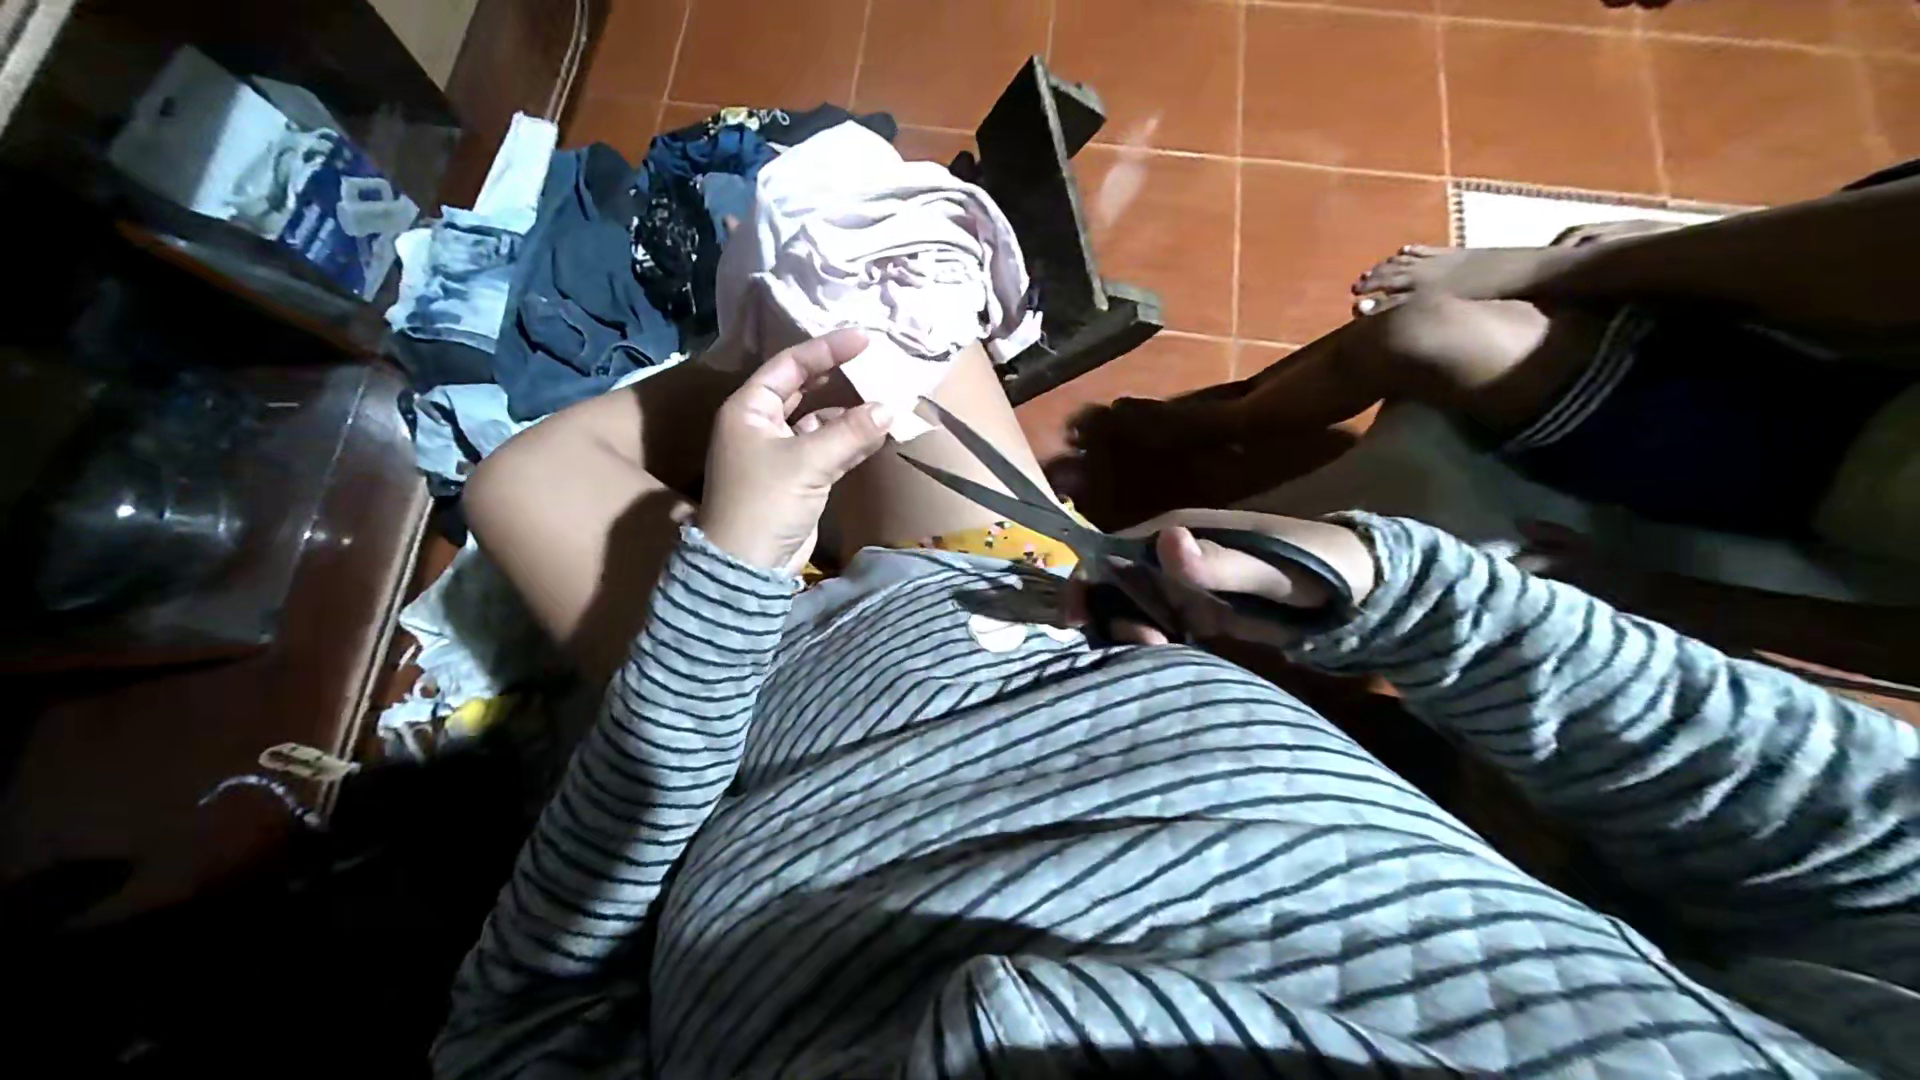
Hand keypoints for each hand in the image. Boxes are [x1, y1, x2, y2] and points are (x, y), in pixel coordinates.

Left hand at [698, 329, 891, 573]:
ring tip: (886, 402)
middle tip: (875, 365)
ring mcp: (781, 452)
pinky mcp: (798, 477)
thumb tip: (889, 409)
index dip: (826, 350)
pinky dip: (851, 441)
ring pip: (820, 421)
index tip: (863, 339)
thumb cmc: (765, 503)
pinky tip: (878, 434)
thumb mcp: (807, 462)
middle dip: (839, 378)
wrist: (749, 566)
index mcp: (749, 409)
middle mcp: (762, 424)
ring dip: (850, 414)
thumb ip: (850, 432)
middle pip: (804, 390)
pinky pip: (828, 448)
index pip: (789, 366)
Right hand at [1070, 508, 1376, 647]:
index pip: (1110, 550)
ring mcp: (1179, 583)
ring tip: (1156, 652)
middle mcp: (1168, 554)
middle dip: (1108, 614)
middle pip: (1112, 582)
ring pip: (1128, 606)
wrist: (1359, 592)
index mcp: (1177, 531)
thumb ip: (1222, 562)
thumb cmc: (1318, 568)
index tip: (1077, 620)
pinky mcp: (1192, 610)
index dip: (1086, 580)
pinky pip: (1154, 623)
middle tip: (1138, 645)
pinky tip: (1164, 657)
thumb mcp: (1273, 568)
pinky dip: (1148, 641)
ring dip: (1127, 631)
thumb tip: (1166, 542)